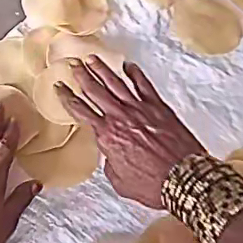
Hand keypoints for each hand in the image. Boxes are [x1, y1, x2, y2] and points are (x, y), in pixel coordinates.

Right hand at [56, 58, 206, 208]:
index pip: (80, 110)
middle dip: (82, 75)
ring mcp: (140, 109)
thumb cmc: (152, 184)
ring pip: (116, 83)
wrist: (183, 178)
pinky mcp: (158, 106)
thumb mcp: (120, 181)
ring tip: (92, 59)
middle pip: (95, 90)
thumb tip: (112, 157)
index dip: (67, 97)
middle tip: (73, 64)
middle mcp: (120, 117)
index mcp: (106, 135)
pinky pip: (143, 84)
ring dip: (102, 69)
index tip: (60, 87)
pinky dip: (135, 73)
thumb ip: (111, 164)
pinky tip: (128, 65)